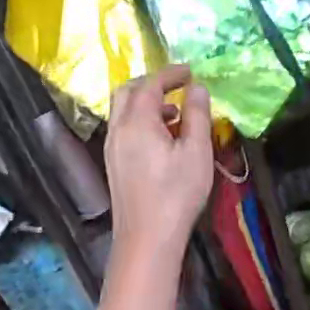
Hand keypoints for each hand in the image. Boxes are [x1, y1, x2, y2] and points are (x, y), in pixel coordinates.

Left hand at [104, 65, 212, 265]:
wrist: (147, 237)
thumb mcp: (197, 153)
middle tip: (177, 87)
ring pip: (123, 112)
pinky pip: (124, 130)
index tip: (190, 72)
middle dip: (152, 84)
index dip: (170, 74)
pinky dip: (141, 123)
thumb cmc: (177, 194)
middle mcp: (118, 129)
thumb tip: (197, 89)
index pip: (151, 85)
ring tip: (176, 115)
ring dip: (147, 105)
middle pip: (128, 92)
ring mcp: (112, 148)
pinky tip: (162, 141)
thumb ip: (197, 116)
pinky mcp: (114, 166)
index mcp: (138, 122)